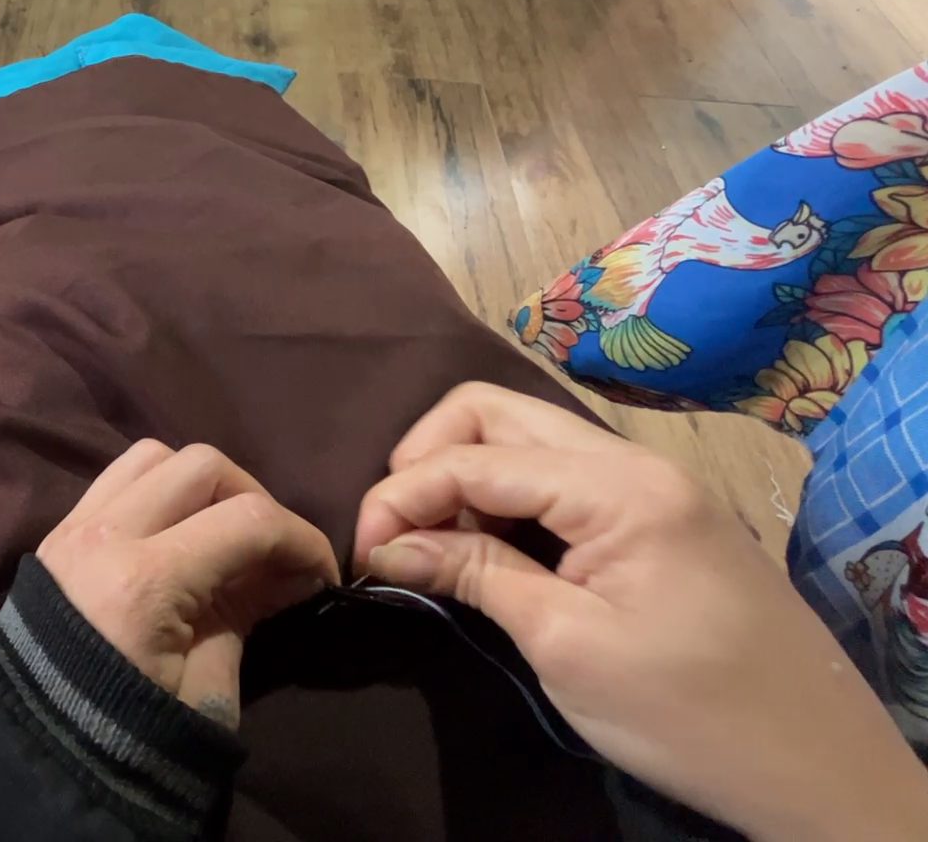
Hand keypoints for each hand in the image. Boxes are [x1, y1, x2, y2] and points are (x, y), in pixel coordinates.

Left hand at [37, 440, 338, 727]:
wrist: (37, 739)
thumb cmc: (128, 730)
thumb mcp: (208, 688)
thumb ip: (246, 612)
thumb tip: (288, 570)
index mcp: (144, 581)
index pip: (246, 520)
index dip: (300, 538)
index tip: (321, 572)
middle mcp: (107, 532)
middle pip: (200, 465)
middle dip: (252, 496)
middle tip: (270, 547)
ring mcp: (76, 522)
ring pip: (153, 456)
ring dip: (199, 482)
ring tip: (221, 530)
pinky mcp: (61, 526)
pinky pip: (117, 476)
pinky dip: (157, 486)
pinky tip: (175, 527)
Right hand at [355, 382, 927, 841]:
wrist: (834, 786)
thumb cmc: (696, 719)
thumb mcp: (564, 645)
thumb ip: (470, 573)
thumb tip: (382, 545)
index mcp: (621, 490)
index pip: (472, 459)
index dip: (400, 496)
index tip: (362, 550)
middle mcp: (632, 462)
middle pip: (489, 411)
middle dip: (424, 459)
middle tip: (400, 526)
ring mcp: (643, 481)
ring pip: (513, 431)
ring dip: (456, 471)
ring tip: (434, 536)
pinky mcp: (645, 509)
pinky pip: (543, 468)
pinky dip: (492, 491)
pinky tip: (480, 539)